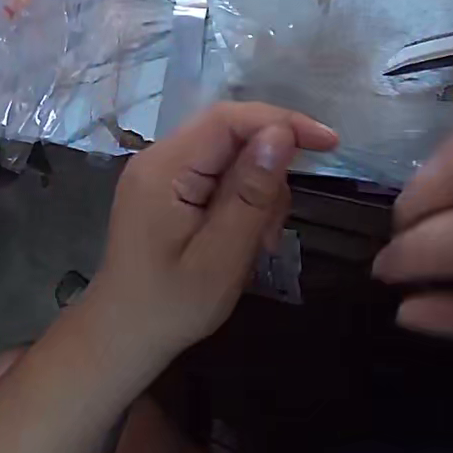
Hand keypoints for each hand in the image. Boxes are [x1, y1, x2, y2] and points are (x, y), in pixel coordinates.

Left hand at [81, 102, 338, 374]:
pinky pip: (215, 171)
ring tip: (257, 242)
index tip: (328, 143)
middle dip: (267, 166)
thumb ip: (250, 193)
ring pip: (227, 152)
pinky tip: (242, 235)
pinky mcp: (166, 184)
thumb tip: (280, 134)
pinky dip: (240, 196)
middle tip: (276, 224)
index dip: (280, 121)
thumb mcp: (222, 256)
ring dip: (256, 188)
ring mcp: (160, 169)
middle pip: (228, 131)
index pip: (227, 120)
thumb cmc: (172, 304)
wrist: (124, 332)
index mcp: (164, 168)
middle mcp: (158, 156)